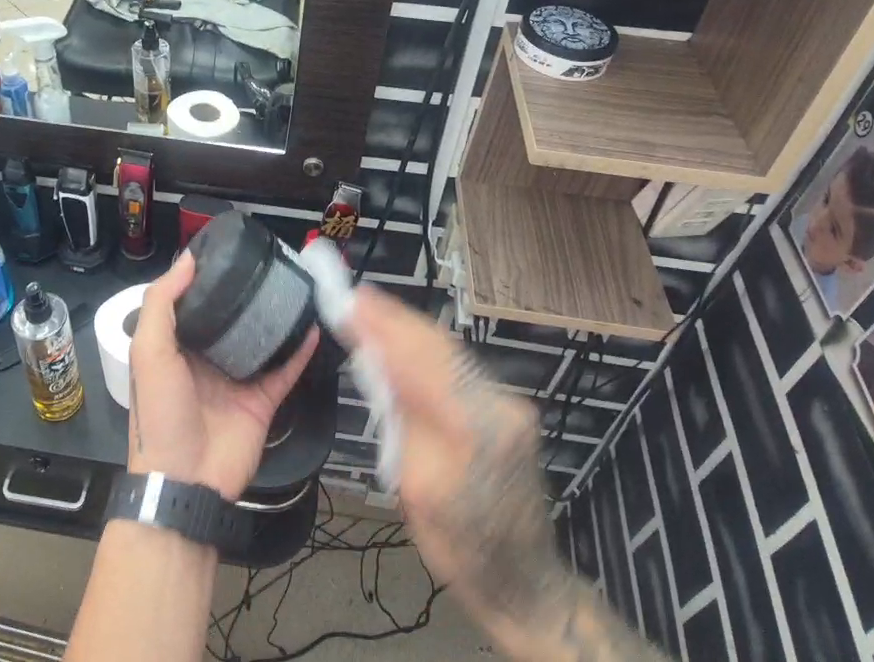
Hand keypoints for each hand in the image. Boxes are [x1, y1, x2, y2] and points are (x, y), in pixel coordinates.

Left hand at [127, 251, 317, 500]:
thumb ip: (162, 303)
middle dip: (245, 294)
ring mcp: (236, 380)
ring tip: (294, 286)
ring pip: (260, 341)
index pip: (191, 303)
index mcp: (175, 346)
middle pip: (229, 319)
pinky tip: (312, 326)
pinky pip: (284, 370)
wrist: (186, 480)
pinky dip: (299, 350)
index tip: (228, 249)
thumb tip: (188, 260)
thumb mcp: (148, 352)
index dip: (205, 277)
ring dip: (275, 317)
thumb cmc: (160, 412)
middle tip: (268, 263)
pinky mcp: (262, 400)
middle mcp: (206, 359)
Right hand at [348, 287, 666, 661]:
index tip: (350, 301)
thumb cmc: (462, 546)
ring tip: (371, 309)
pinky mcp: (505, 408)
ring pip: (449, 353)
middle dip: (394, 319)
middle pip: (438, 347)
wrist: (522, 576)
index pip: (420, 361)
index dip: (384, 328)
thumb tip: (379, 366)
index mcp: (473, 426)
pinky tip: (404, 340)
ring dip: (408, 330)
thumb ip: (401, 420)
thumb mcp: (418, 489)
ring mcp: (506, 404)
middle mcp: (497, 404)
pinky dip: (426, 349)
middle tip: (355, 297)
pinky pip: (458, 368)